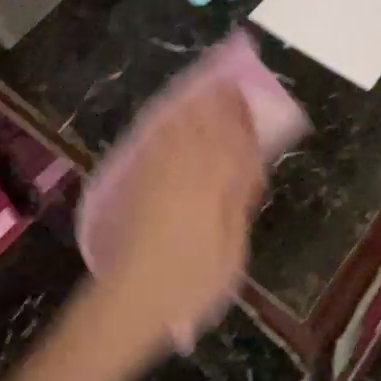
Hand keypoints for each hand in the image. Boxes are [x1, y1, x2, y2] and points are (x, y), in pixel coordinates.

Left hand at [91, 83, 264, 350]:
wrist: (130, 298)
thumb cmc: (189, 283)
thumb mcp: (230, 252)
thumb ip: (237, 205)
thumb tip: (250, 169)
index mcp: (212, 189)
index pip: (231, 145)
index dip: (241, 120)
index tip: (250, 99)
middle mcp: (184, 174)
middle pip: (203, 130)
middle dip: (217, 105)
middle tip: (229, 83)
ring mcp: (156, 175)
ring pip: (177, 130)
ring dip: (192, 107)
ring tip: (204, 88)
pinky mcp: (135, 182)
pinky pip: (153, 143)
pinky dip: (165, 124)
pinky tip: (171, 116)